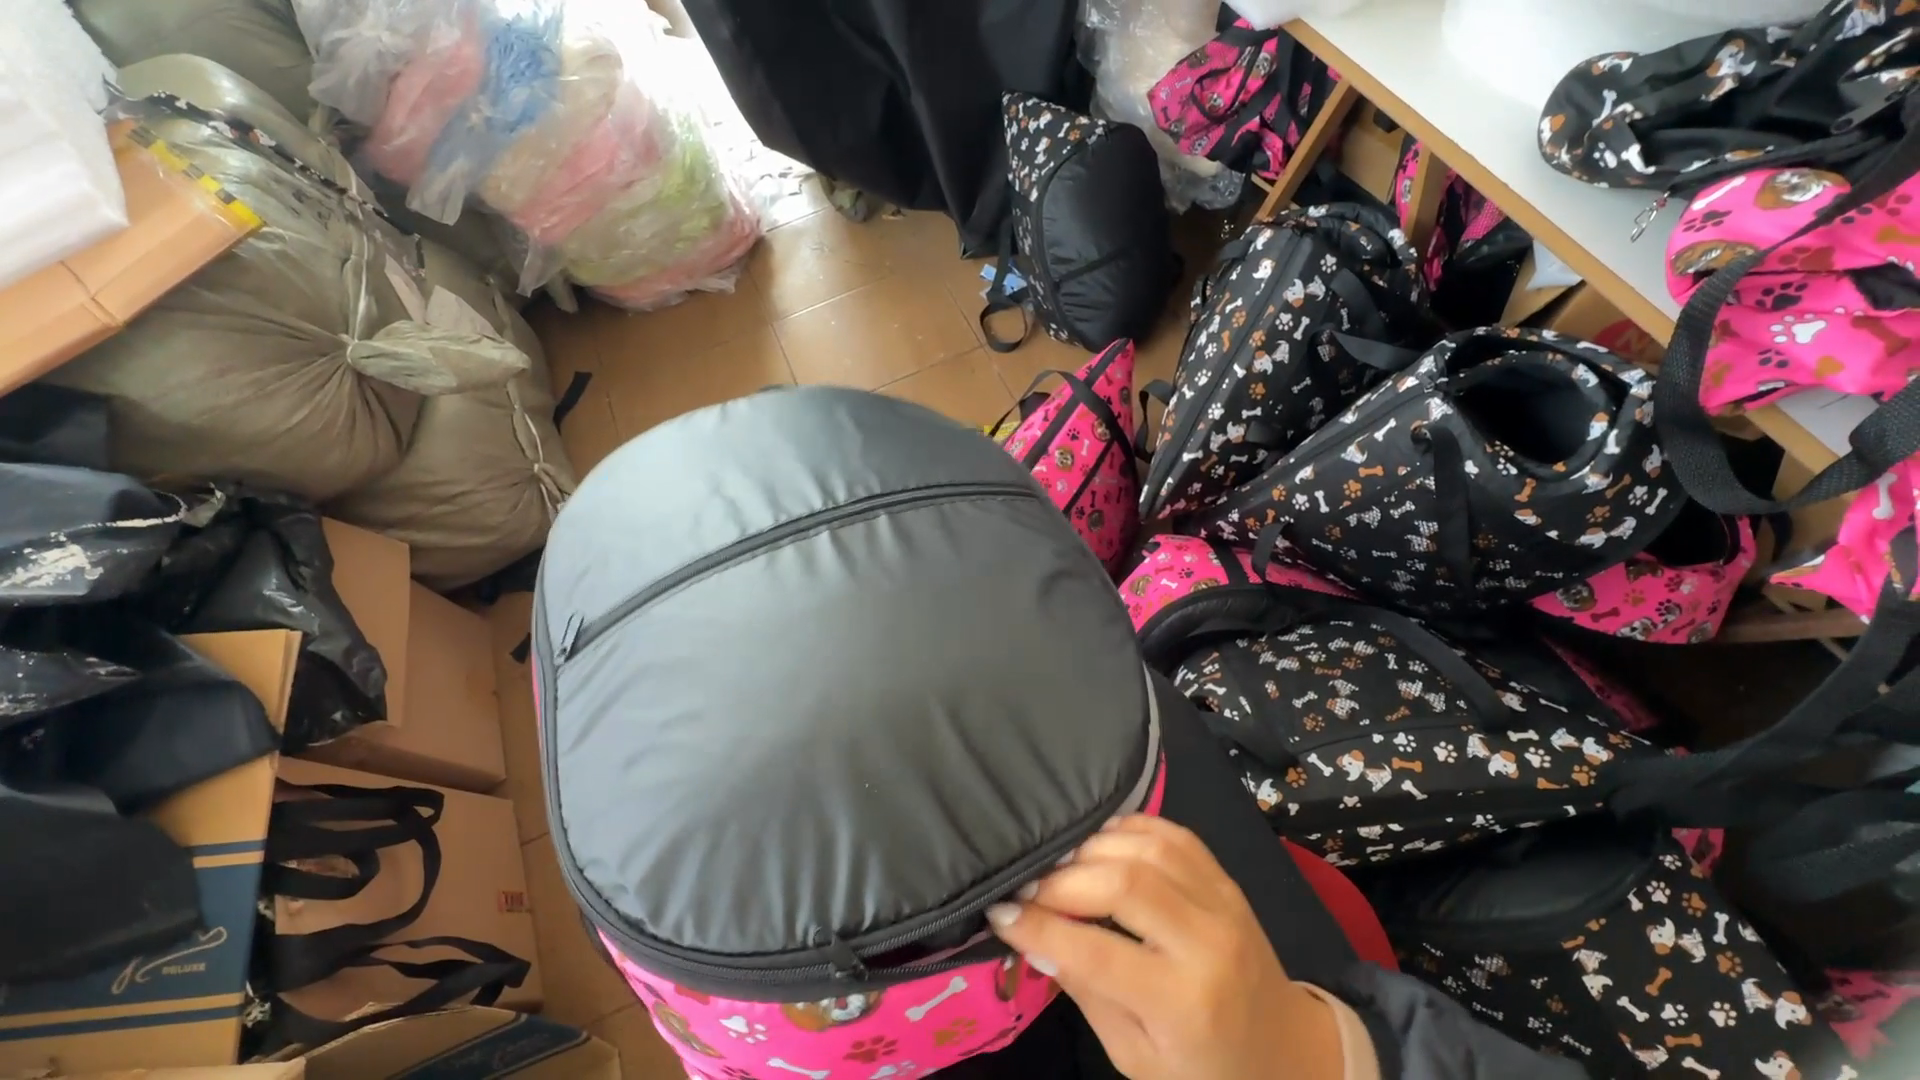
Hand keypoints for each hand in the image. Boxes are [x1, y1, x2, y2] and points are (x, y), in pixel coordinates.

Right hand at [987, 815, 1347, 1079]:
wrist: (1286, 1051)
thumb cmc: (1205, 1069)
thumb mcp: (1137, 1056)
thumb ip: (1087, 993)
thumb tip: (1035, 939)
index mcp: (1183, 1004)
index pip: (1096, 953)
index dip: (1039, 927)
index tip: (999, 912)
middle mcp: (1207, 944)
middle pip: (1124, 883)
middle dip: (1062, 881)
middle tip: (1026, 887)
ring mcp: (1222, 904)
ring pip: (1148, 849)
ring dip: (1092, 849)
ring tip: (1059, 866)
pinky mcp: (1227, 880)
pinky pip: (1175, 835)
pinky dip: (1130, 828)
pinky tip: (1101, 842)